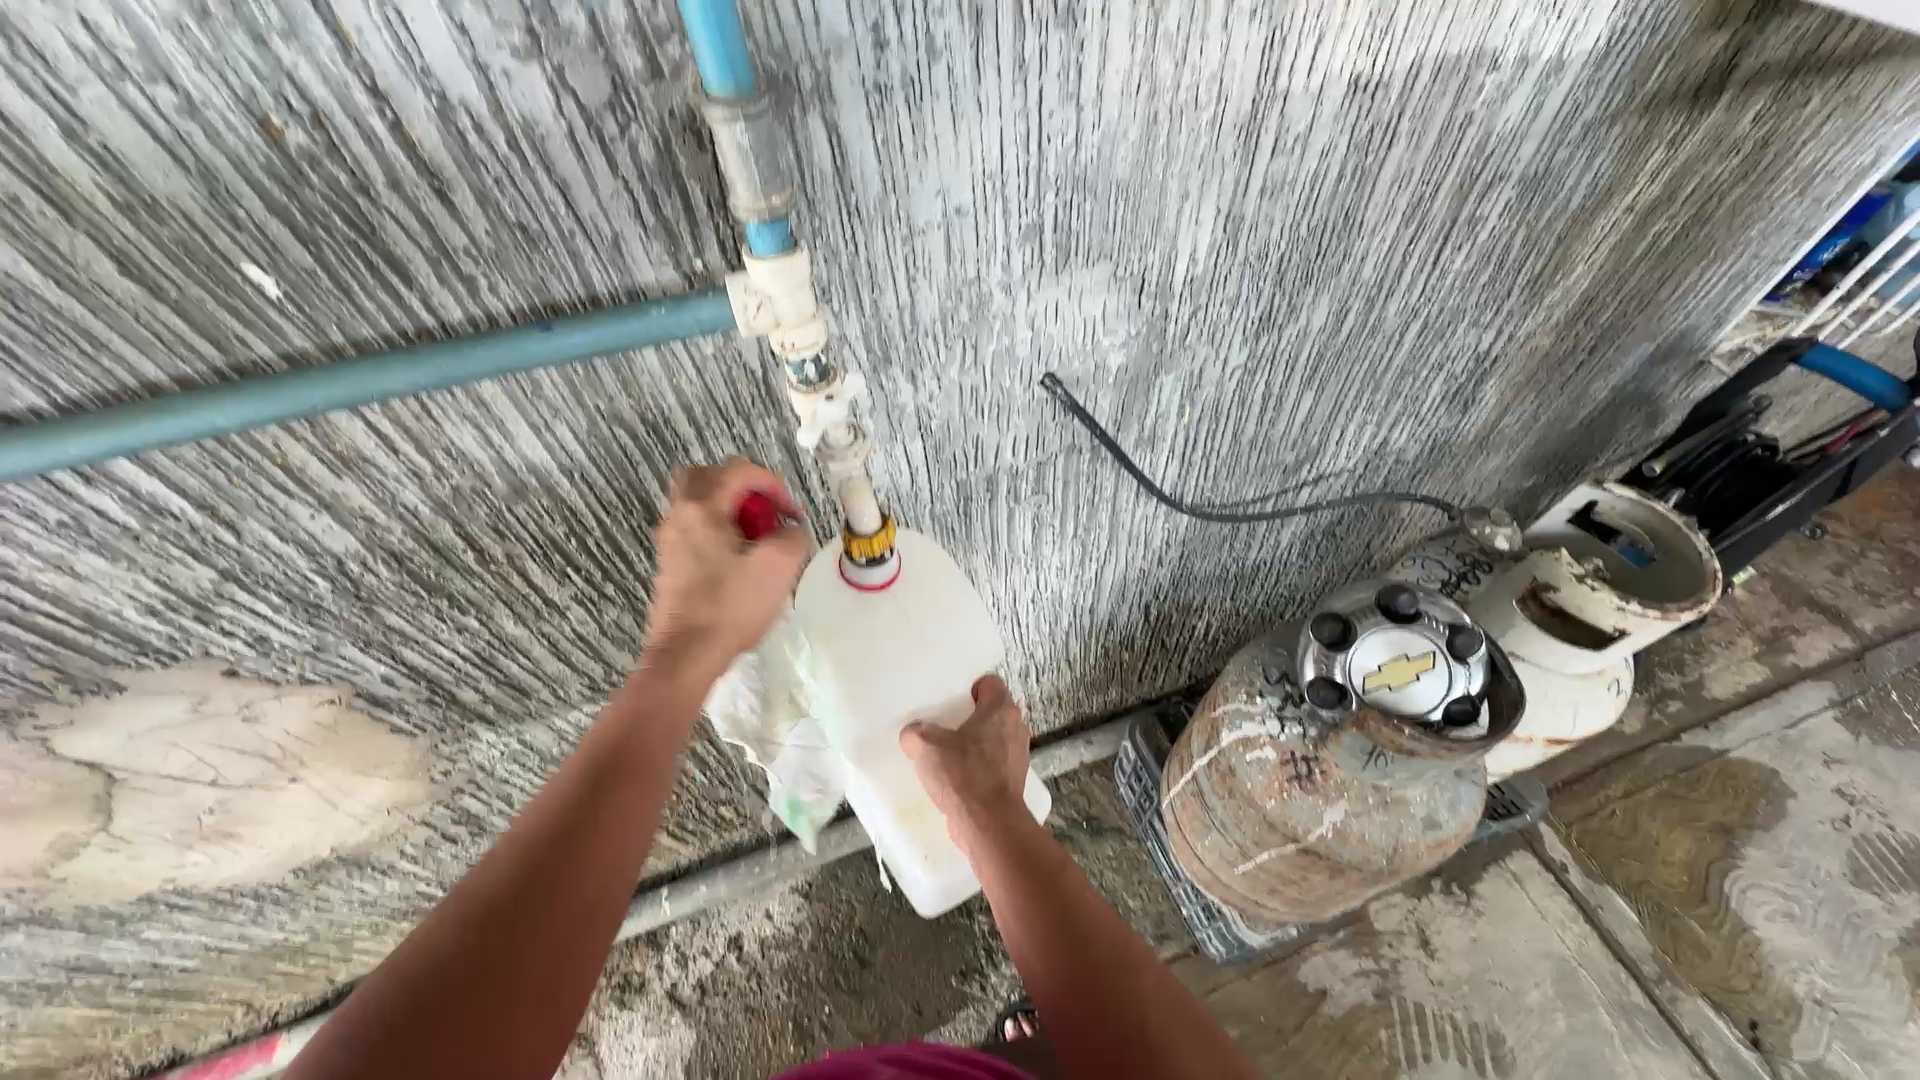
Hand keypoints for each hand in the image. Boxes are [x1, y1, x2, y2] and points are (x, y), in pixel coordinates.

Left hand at [640, 459, 810, 684]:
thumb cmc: (731, 606)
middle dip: (741, 486)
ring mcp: (669, 540)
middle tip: (763, 512)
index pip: (739, 471)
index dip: (773, 484)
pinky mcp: (670, 564)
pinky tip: (738, 560)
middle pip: (705, 475)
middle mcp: (679, 515)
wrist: (686, 654)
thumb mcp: (779, 566)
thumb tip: (789, 531)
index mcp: (702, 507)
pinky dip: (717, 530)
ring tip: (753, 537)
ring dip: (727, 508)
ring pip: (696, 502)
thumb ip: (792, 536)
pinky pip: (693, 528)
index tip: (791, 514)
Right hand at [900, 675, 1031, 851]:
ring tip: (946, 753)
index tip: (951, 700)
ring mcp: (1017, 756)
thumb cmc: (962, 775)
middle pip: (991, 711)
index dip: (970, 687)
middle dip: (968, 717)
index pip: (990, 683)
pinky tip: (955, 777)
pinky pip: (992, 764)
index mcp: (1001, 710)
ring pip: (992, 739)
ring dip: (972, 744)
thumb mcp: (926, 746)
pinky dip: (977, 767)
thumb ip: (916, 733)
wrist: (988, 824)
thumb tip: (913, 734)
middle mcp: (1015, 728)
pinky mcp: (1012, 781)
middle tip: (943, 725)